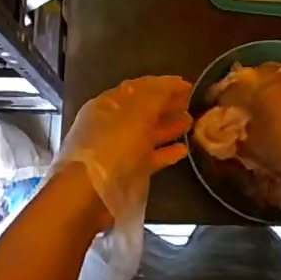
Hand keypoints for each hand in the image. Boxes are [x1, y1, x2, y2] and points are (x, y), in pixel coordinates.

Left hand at [55, 75, 193, 228]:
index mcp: (108, 105)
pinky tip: (183, 150)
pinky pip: (149, 158)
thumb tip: (170, 85)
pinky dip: (165, 153)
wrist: (89, 194)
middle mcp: (112, 125)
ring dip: (168, 127)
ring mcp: (118, 150)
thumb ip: (155, 97)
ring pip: (147, 134)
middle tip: (192, 103)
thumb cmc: (111, 147)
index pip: (139, 88)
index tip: (188, 85)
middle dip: (167, 105)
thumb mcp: (136, 115)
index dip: (163, 85)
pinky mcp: (126, 172)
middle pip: (143, 110)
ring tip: (190, 122)